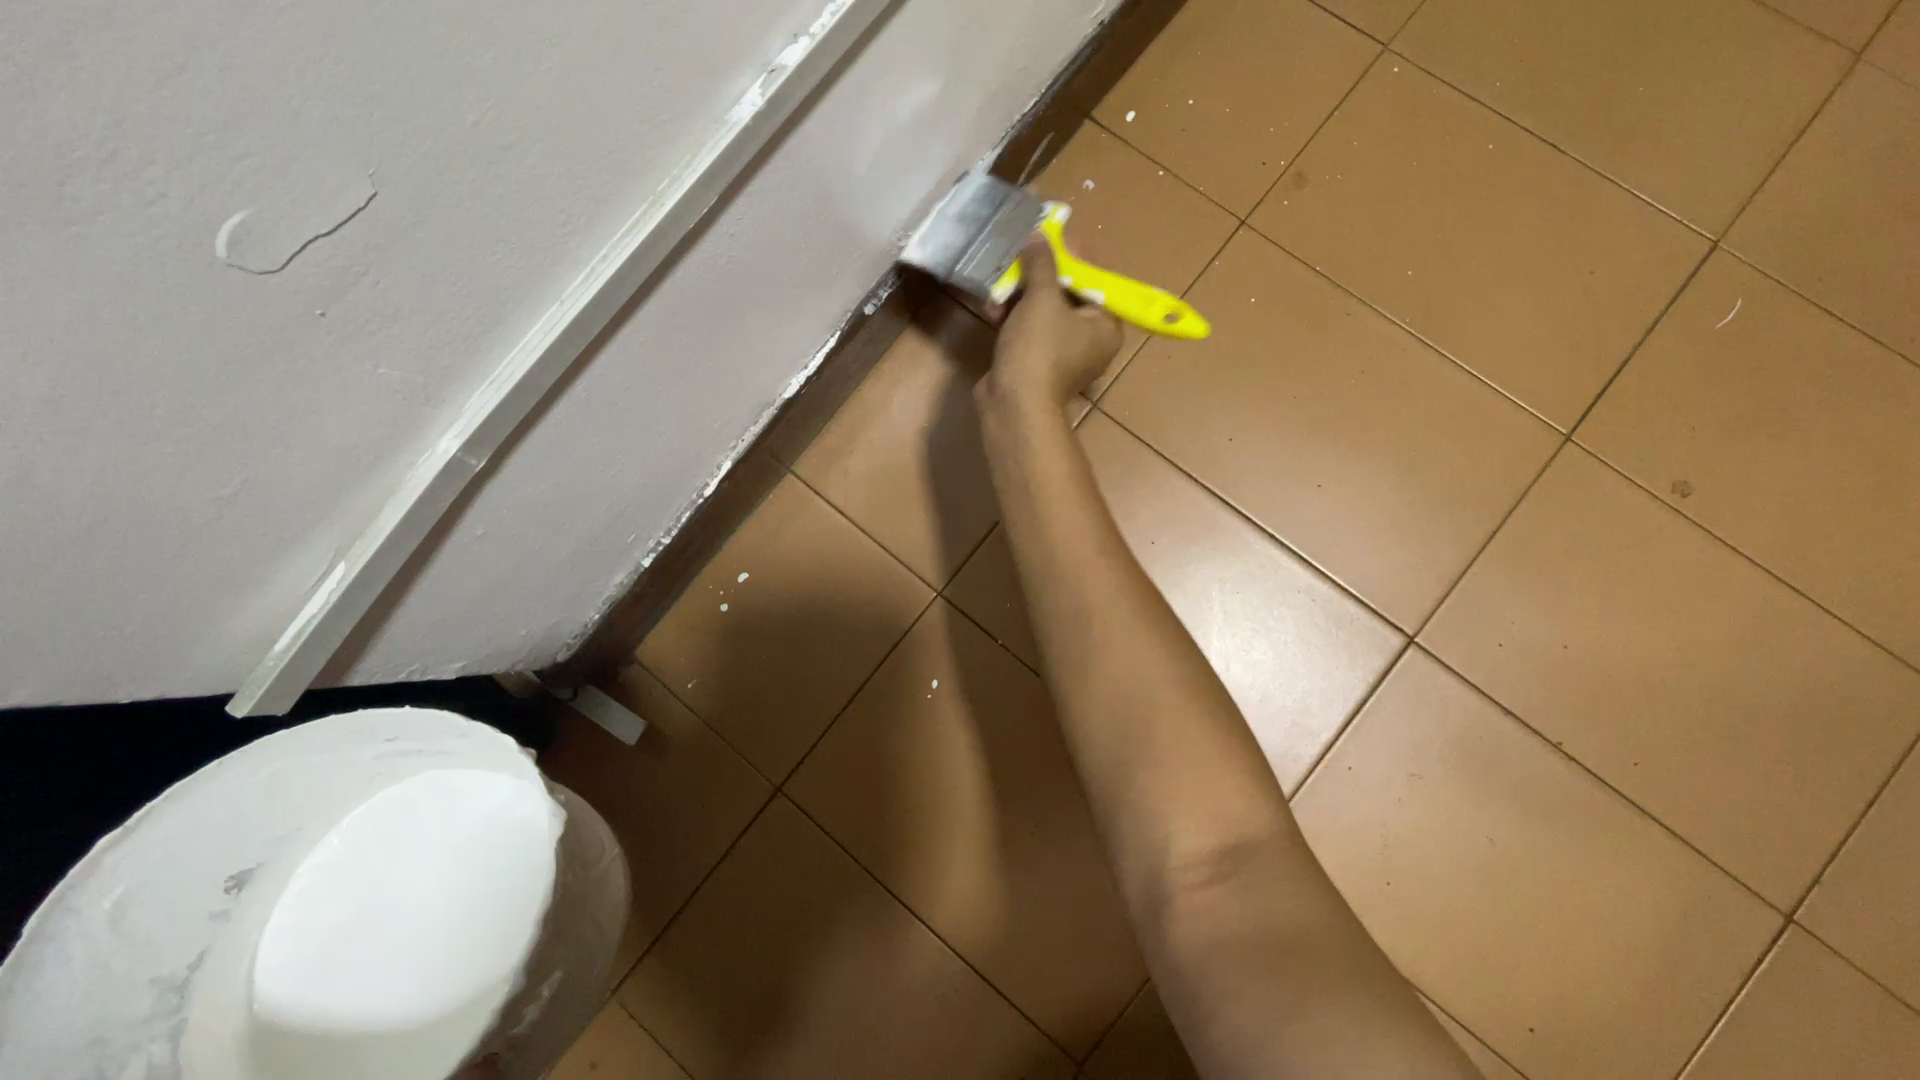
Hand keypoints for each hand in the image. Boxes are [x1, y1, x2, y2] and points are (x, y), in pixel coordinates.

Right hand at [978, 237, 1123, 412]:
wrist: (1013, 405)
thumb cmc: (1039, 349)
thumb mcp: (1042, 298)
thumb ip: (1042, 262)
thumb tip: (1038, 235)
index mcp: (1106, 325)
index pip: (1095, 278)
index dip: (1073, 254)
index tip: (1050, 236)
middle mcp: (1091, 340)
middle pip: (1067, 293)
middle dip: (1038, 275)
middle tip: (1020, 255)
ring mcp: (1063, 354)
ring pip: (1044, 311)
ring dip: (1020, 296)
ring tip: (1000, 285)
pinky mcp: (1038, 363)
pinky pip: (1029, 330)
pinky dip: (1013, 318)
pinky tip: (993, 310)